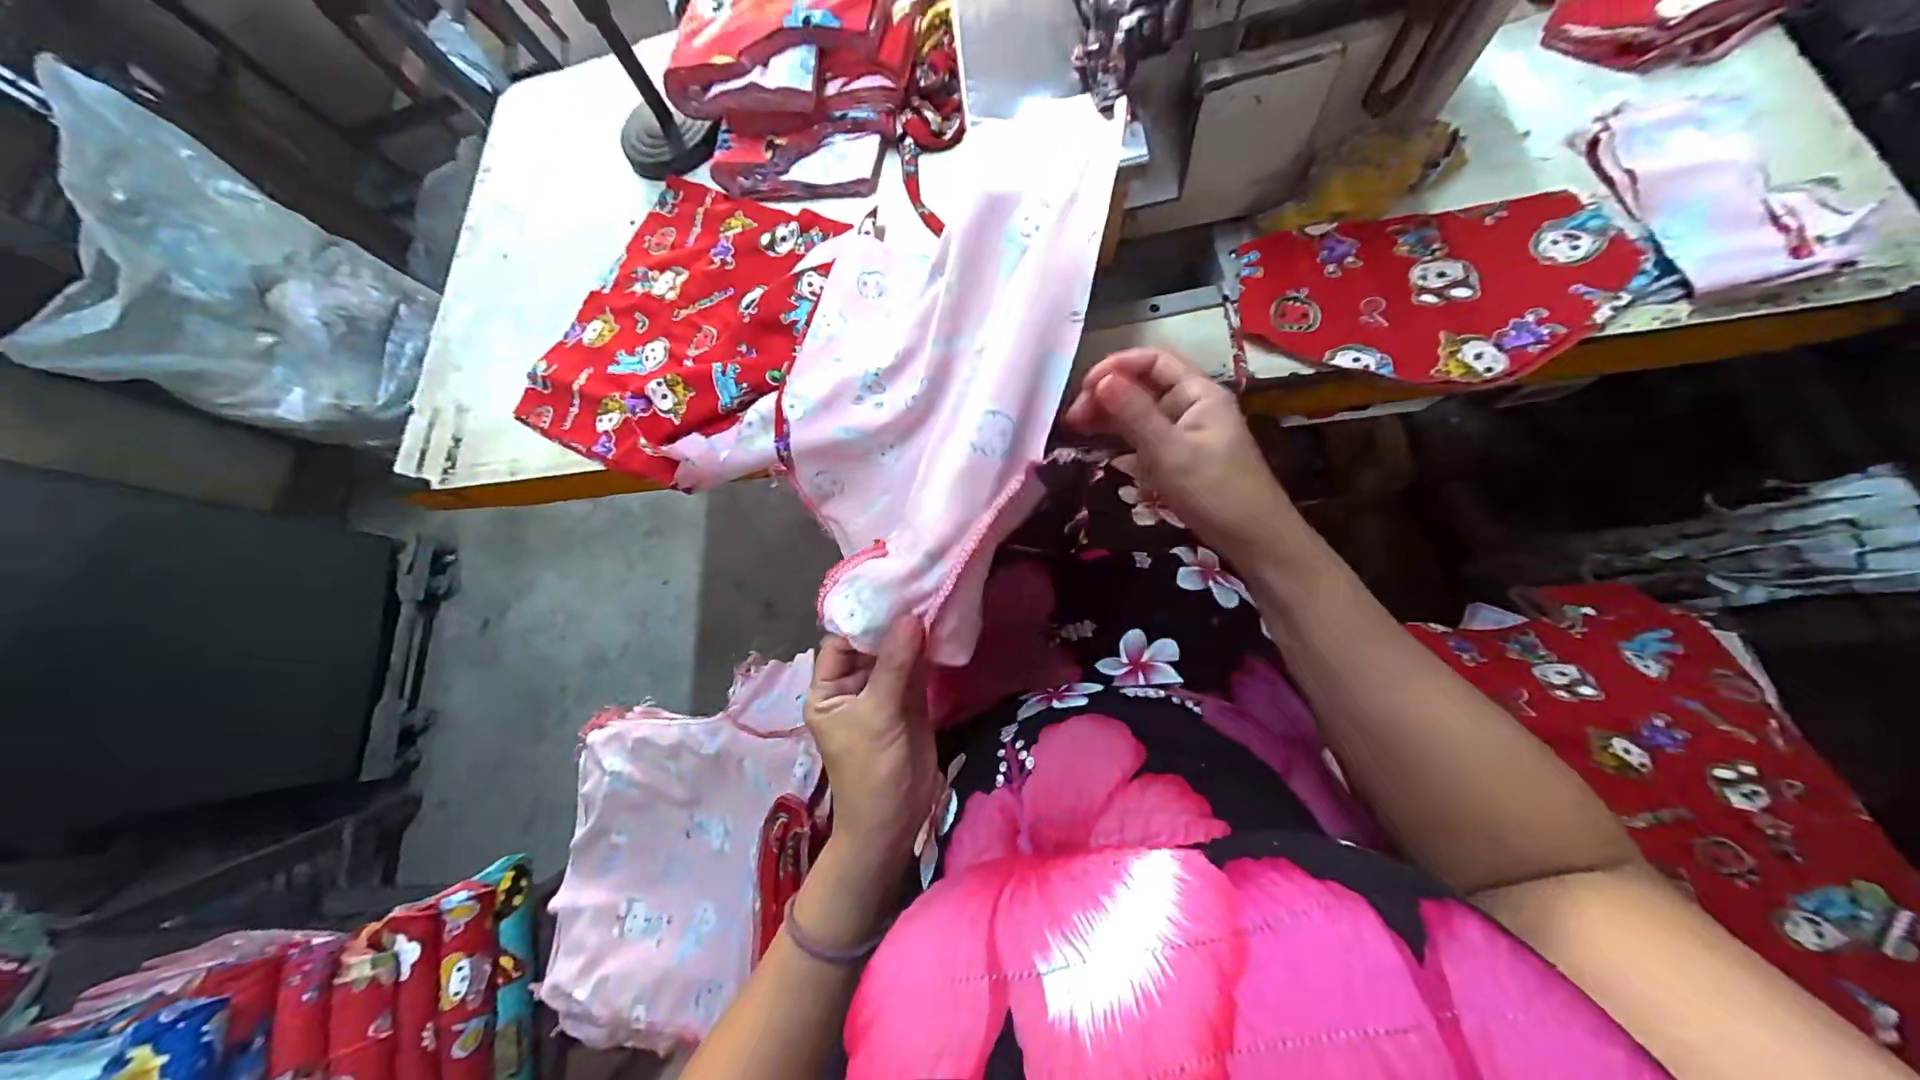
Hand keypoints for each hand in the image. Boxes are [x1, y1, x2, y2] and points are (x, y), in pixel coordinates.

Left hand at [804, 619, 937, 869]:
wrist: (894, 819)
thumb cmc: (870, 769)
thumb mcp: (877, 714)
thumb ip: (894, 665)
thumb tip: (910, 617)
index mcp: (828, 689)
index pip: (840, 642)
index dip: (862, 620)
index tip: (890, 594)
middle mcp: (853, 687)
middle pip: (871, 646)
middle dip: (892, 624)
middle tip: (918, 590)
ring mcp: (883, 695)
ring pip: (896, 656)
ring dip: (912, 636)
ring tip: (932, 601)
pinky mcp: (909, 703)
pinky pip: (916, 671)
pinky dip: (927, 654)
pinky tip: (941, 629)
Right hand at [1064, 348, 1296, 564]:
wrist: (1253, 539)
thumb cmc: (1215, 490)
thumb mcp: (1169, 450)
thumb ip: (1134, 414)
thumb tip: (1101, 380)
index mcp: (1197, 392)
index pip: (1152, 361)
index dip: (1116, 367)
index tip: (1085, 389)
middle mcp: (1190, 406)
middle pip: (1141, 386)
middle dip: (1106, 395)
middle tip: (1073, 418)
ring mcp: (1183, 432)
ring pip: (1138, 413)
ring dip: (1108, 418)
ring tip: (1077, 431)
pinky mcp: (1177, 457)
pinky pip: (1143, 439)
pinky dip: (1120, 440)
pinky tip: (1100, 449)